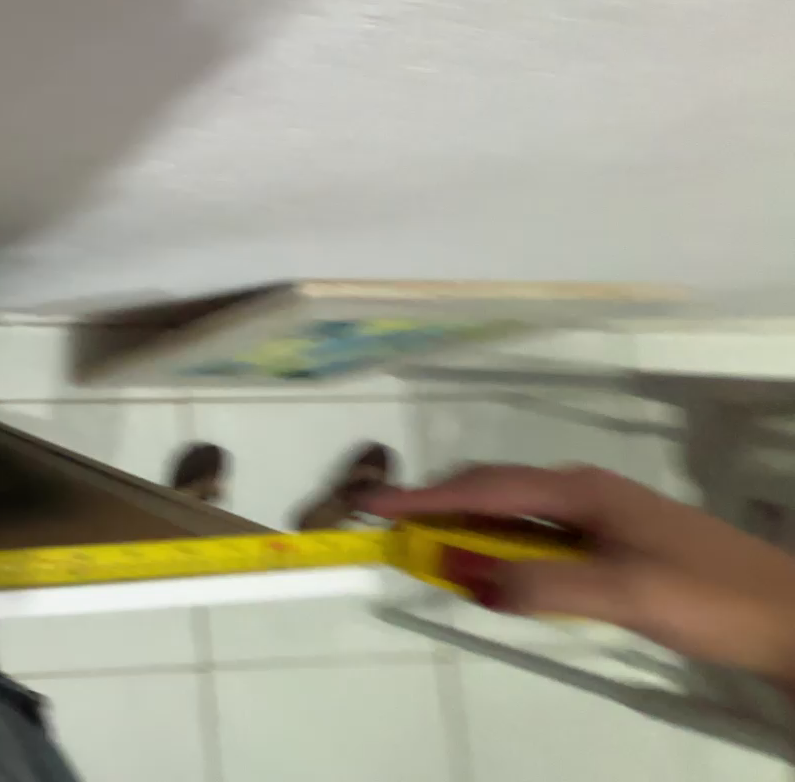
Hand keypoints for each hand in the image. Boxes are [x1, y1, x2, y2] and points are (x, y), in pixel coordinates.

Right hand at [366, 465, 794, 680]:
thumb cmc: (715, 599)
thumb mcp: (627, 595)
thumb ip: (542, 585)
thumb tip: (469, 582)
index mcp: (576, 490)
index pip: (480, 488)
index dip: (422, 497)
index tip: (372, 503)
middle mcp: (579, 489)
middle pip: (489, 488)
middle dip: (437, 505)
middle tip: (396, 525)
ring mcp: (597, 510)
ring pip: (510, 507)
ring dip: (468, 524)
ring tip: (435, 544)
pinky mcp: (611, 536)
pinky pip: (533, 529)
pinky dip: (500, 541)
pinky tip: (499, 562)